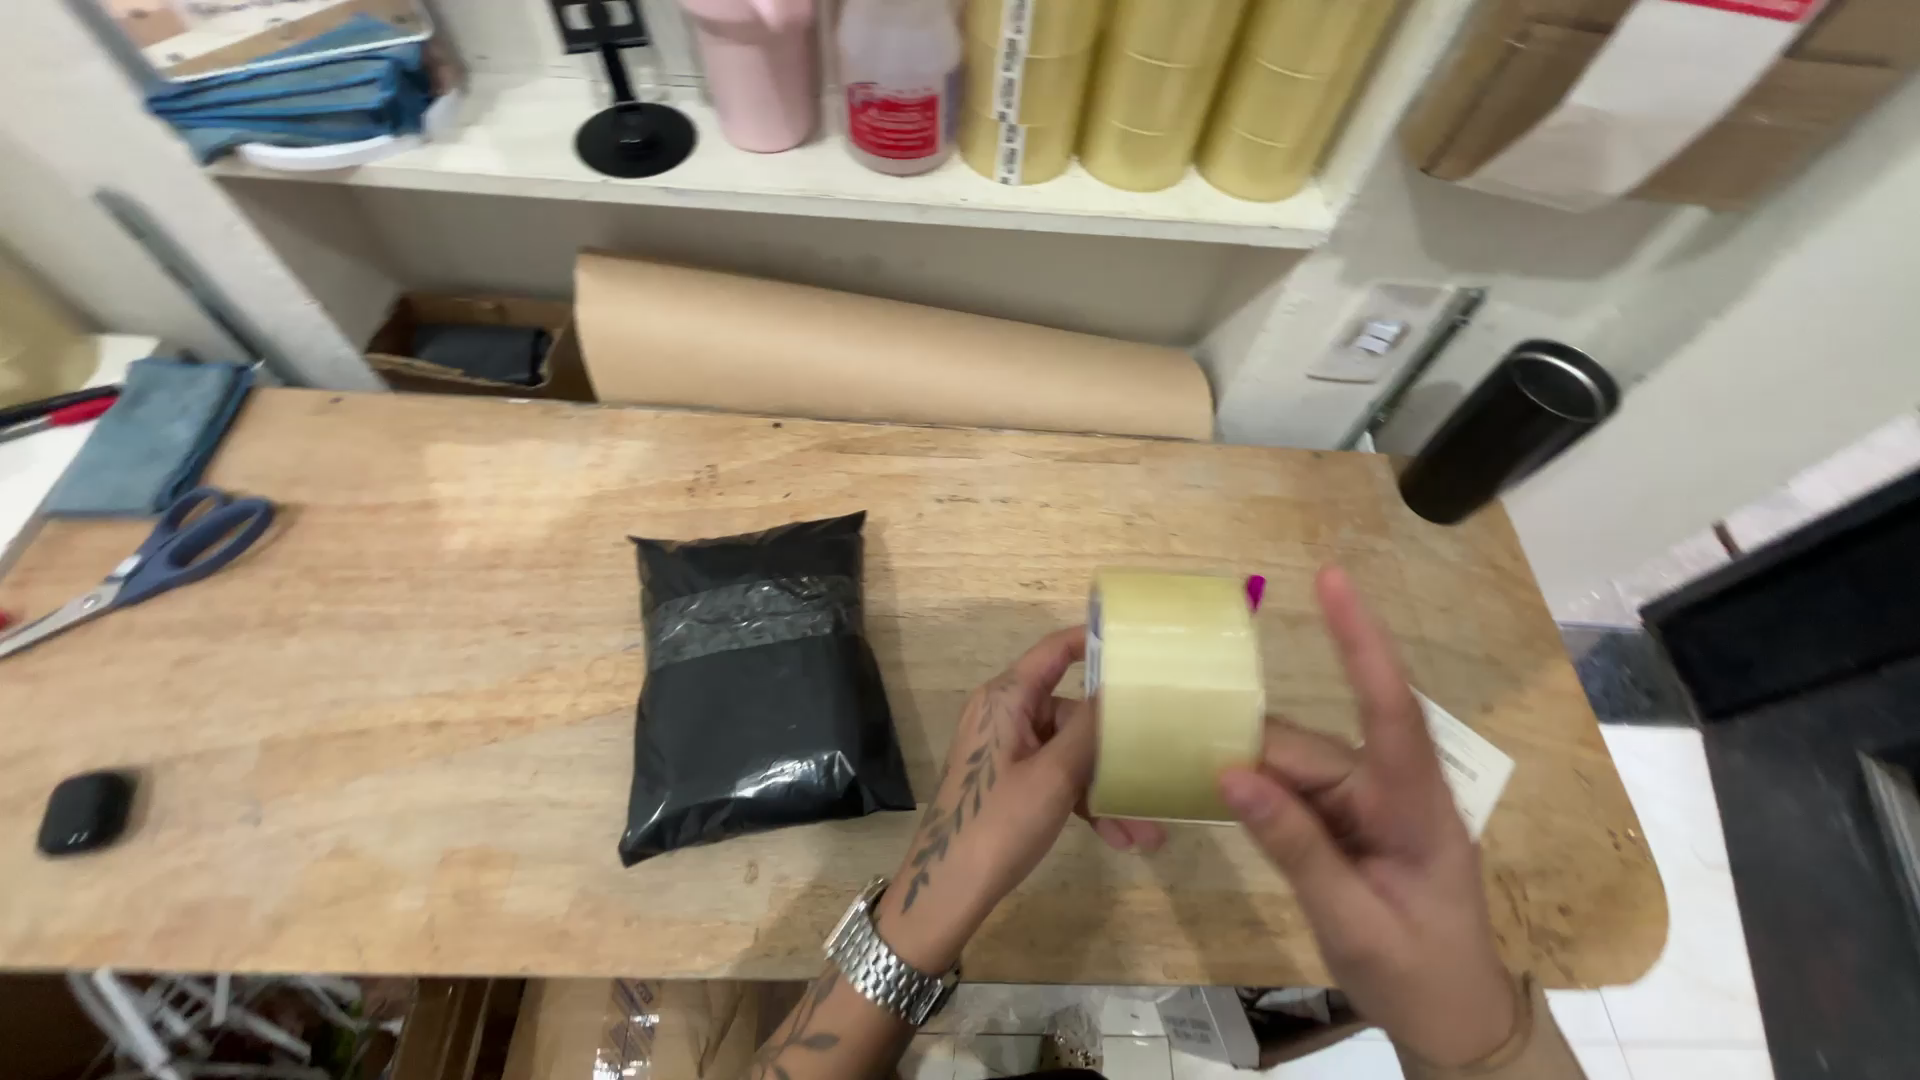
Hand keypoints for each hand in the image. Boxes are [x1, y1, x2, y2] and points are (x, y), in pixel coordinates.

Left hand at [876, 627, 1165, 971]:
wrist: (947, 891)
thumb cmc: (999, 823)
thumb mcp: (1054, 776)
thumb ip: (1089, 728)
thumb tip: (1118, 687)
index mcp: (1006, 698)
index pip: (1054, 651)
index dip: (1093, 642)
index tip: (1139, 647)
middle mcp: (1005, 714)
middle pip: (1071, 712)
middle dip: (1114, 750)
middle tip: (1159, 772)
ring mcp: (1006, 749)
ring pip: (1069, 753)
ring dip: (1106, 789)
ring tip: (1146, 832)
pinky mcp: (1009, 780)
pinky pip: (1055, 777)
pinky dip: (1083, 803)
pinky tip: (1119, 839)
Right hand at [1217, 566, 1516, 1067]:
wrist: (1455, 1022)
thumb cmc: (1419, 977)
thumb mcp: (1353, 922)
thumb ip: (1295, 847)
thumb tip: (1230, 773)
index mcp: (1416, 807)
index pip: (1390, 711)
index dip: (1361, 642)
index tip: (1331, 581)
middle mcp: (1391, 788)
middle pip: (1310, 747)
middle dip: (1253, 753)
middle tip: (1194, 768)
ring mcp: (1368, 802)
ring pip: (1292, 764)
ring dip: (1251, 774)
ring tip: (1201, 782)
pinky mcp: (1347, 817)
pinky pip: (1291, 787)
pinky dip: (1257, 789)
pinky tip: (1225, 793)